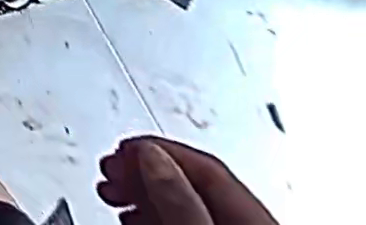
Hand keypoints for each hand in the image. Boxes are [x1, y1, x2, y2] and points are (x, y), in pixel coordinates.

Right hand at [97, 138, 276, 224]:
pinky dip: (158, 214)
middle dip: (145, 168)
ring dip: (146, 191)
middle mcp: (251, 220)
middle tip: (111, 169)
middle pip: (193, 180)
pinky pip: (188, 220)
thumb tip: (150, 152)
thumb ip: (178, 199)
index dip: (155, 147)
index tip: (119, 149)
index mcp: (255, 216)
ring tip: (113, 192)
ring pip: (189, 203)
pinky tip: (134, 218)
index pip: (203, 163)